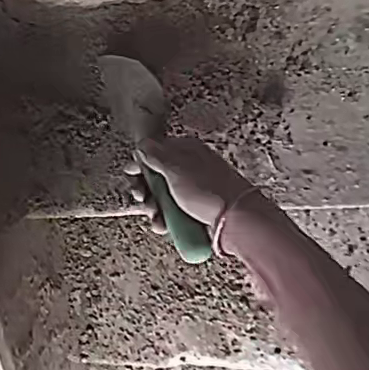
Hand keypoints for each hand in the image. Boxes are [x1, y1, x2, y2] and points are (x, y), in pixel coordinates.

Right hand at [126, 136, 261, 232]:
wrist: (237, 221)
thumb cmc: (210, 192)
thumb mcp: (176, 169)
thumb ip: (155, 156)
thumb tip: (142, 145)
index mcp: (186, 152)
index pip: (154, 152)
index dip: (140, 164)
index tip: (131, 174)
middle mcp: (189, 169)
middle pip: (156, 176)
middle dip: (145, 189)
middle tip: (144, 198)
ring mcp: (193, 190)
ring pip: (162, 196)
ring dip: (153, 207)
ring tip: (155, 215)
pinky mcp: (195, 209)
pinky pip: (173, 212)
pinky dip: (165, 219)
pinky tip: (163, 224)